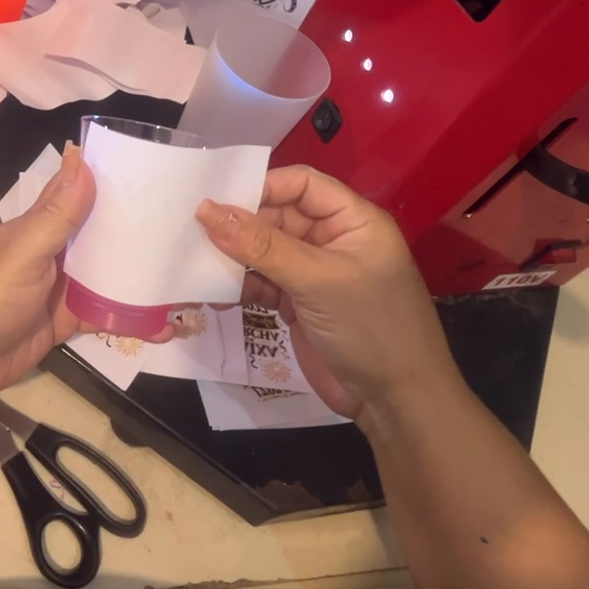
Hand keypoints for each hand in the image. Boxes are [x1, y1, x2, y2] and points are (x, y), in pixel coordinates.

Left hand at [0, 145, 170, 399]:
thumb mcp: (21, 253)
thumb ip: (54, 214)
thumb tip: (81, 157)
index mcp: (39, 226)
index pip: (82, 193)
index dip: (116, 182)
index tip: (165, 173)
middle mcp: (53, 251)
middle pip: (102, 235)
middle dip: (141, 232)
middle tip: (194, 230)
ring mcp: (60, 287)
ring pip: (109, 275)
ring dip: (142, 277)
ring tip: (191, 278)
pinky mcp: (65, 321)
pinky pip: (105, 314)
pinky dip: (133, 319)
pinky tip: (168, 327)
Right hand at [196, 166, 460, 424]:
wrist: (396, 404)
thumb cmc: (370, 327)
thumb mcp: (316, 280)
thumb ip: (260, 245)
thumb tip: (206, 209)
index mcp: (352, 221)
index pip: (301, 184)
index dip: (261, 186)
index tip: (217, 199)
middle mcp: (331, 240)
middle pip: (275, 216)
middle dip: (238, 225)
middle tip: (192, 232)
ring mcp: (313, 273)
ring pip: (263, 250)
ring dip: (233, 258)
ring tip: (194, 263)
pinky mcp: (297, 303)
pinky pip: (260, 282)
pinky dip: (238, 287)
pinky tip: (213, 295)